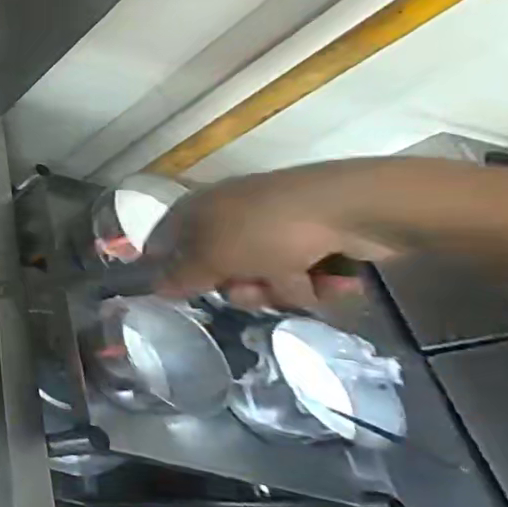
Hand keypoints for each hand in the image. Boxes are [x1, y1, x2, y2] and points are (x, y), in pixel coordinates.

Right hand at [147, 163, 395, 311]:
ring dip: (279, 291)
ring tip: (301, 284)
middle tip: (254, 289)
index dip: (167, 271)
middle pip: (217, 270)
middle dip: (238, 288)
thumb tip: (154, 288)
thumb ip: (179, 277)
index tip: (178, 296)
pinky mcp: (311, 243)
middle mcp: (227, 218)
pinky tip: (329, 280)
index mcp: (194, 212)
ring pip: (260, 279)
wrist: (353, 210)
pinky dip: (314, 284)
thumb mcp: (210, 257)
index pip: (164, 245)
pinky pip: (300, 276)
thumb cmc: (264, 230)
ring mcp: (271, 231)